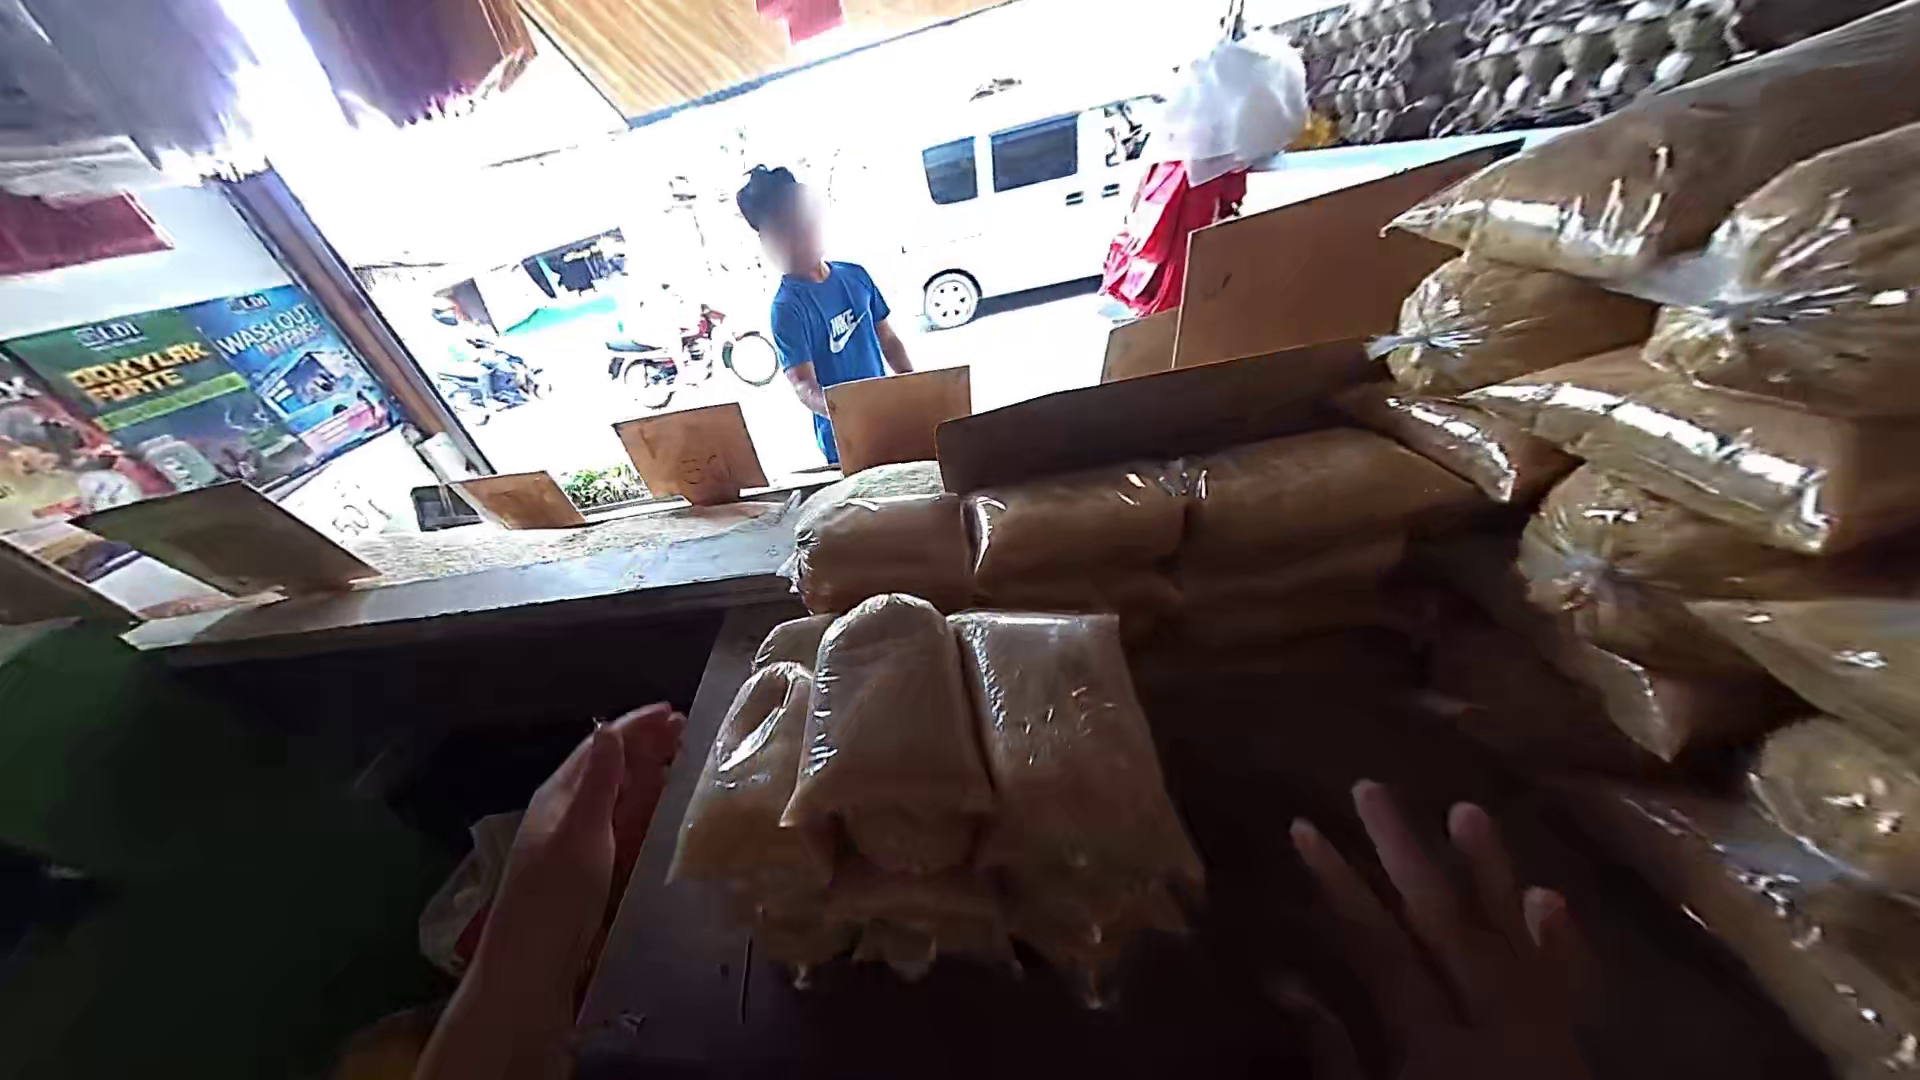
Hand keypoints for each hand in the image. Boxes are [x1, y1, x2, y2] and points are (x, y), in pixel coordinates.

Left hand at [416, 705, 683, 1079]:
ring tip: (685, 753)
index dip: (635, 725)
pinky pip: (629, 816)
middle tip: (687, 728)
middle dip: (648, 742)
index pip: (600, 745)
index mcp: (560, 794)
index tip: (672, 710)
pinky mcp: (599, 858)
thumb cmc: (556, 893)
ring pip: (624, 787)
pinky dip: (650, 799)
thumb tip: (609, 727)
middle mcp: (573, 807)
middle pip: (614, 763)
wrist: (535, 966)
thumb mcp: (581, 830)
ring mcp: (587, 834)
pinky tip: (669, 797)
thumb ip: (598, 779)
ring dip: (653, 766)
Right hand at [1286, 781, 1590, 1079]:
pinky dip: (1561, 948)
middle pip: (1445, 922)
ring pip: (1514, 941)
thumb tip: (1291, 986)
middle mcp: (1499, 1030)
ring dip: (1489, 874)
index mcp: (1440, 1048)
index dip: (1337, 880)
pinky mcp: (1576, 1057)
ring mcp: (1548, 1042)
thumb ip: (1335, 1059)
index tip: (1304, 827)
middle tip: (1370, 789)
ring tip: (1467, 811)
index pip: (1379, 943)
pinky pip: (1573, 995)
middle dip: (1404, 849)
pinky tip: (1547, 899)